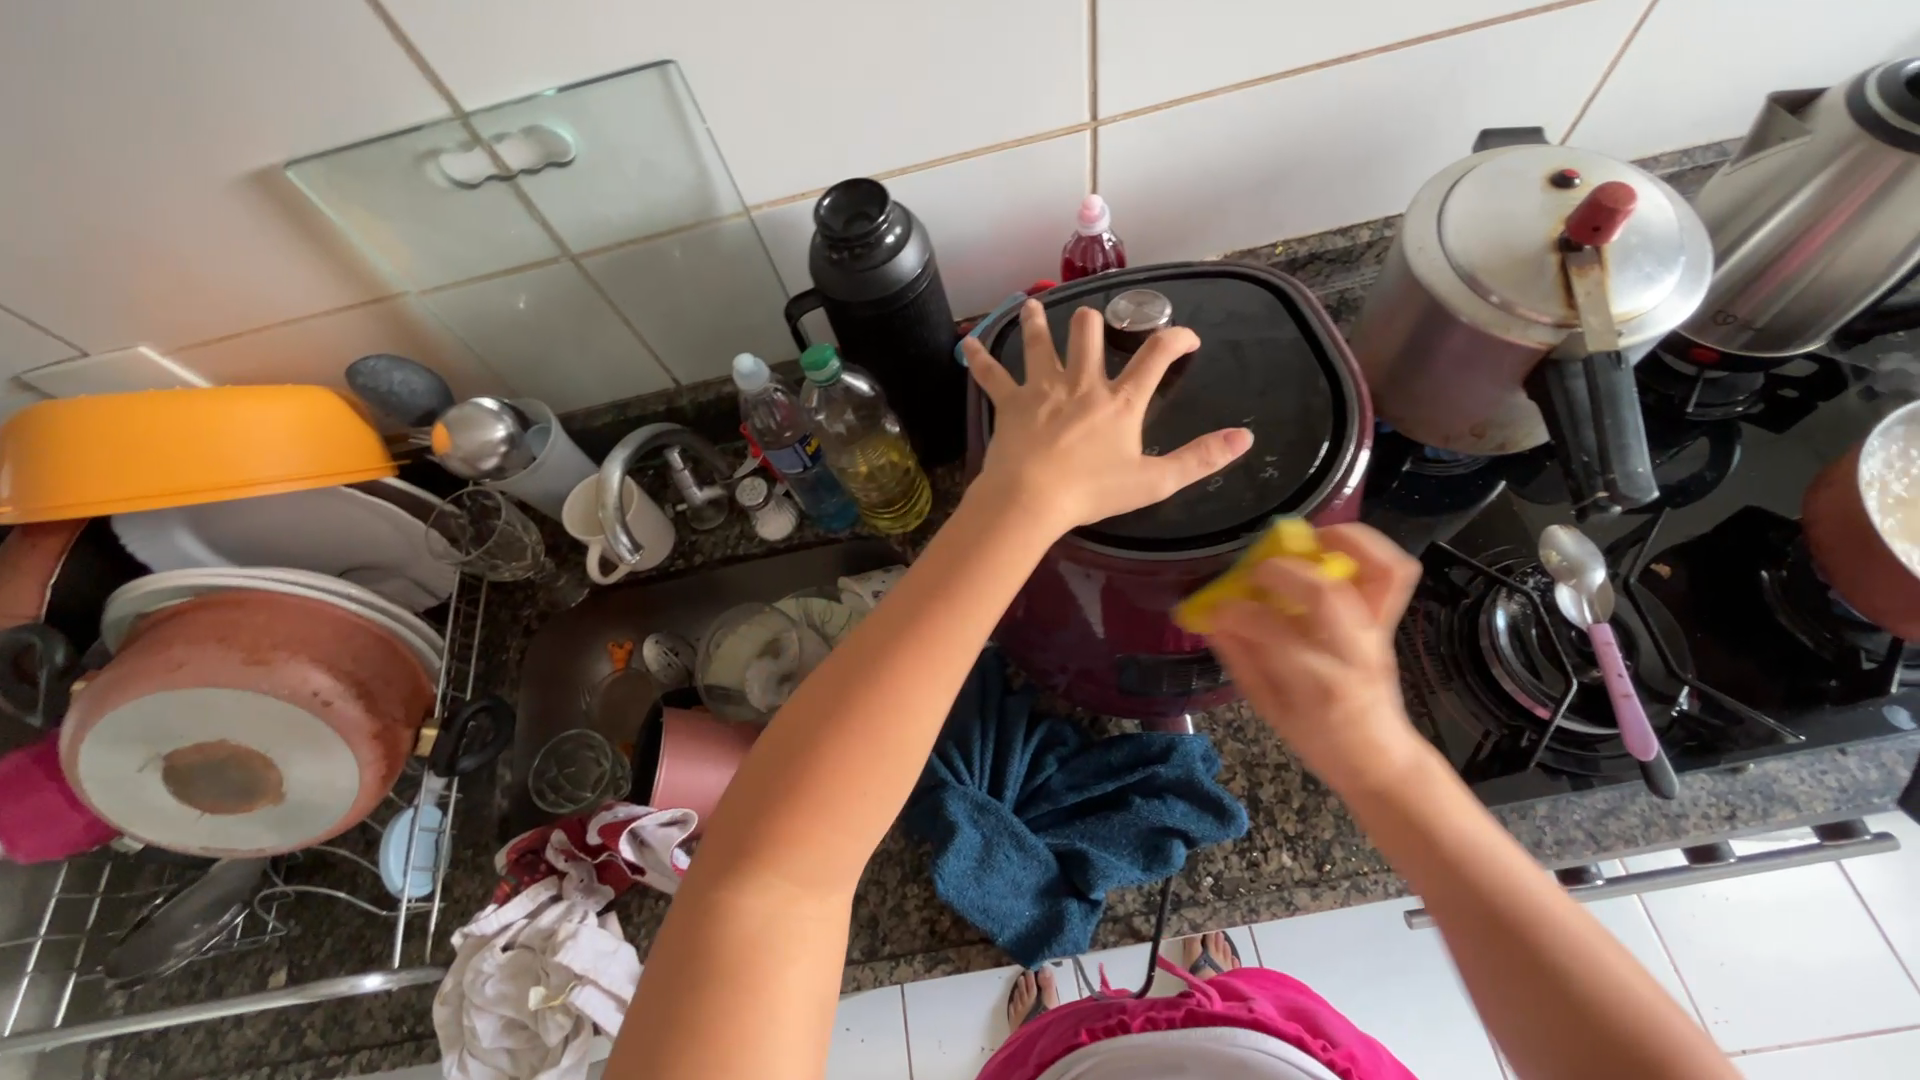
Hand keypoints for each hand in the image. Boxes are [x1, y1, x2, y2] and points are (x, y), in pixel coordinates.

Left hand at [961, 300, 1252, 531]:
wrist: (1031, 499)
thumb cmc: (1092, 492)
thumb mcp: (1155, 481)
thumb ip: (1200, 458)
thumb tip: (1246, 436)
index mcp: (1120, 401)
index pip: (1155, 356)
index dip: (1175, 338)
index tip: (1186, 336)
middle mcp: (1082, 384)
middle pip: (1089, 334)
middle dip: (1095, 322)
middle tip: (1094, 322)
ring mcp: (1043, 389)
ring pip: (1041, 342)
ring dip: (1039, 322)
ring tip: (1034, 306)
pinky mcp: (1010, 402)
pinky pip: (992, 374)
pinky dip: (980, 357)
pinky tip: (968, 342)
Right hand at [1205, 524, 1428, 795]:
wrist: (1378, 757)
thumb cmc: (1318, 739)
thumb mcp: (1268, 710)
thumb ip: (1240, 660)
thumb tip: (1212, 619)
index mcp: (1319, 685)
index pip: (1274, 632)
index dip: (1236, 611)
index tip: (1214, 608)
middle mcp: (1355, 653)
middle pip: (1326, 594)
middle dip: (1281, 570)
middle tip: (1254, 571)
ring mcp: (1378, 633)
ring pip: (1379, 572)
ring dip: (1342, 540)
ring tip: (1306, 536)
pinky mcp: (1389, 621)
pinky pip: (1393, 572)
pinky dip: (1366, 547)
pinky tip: (1331, 544)